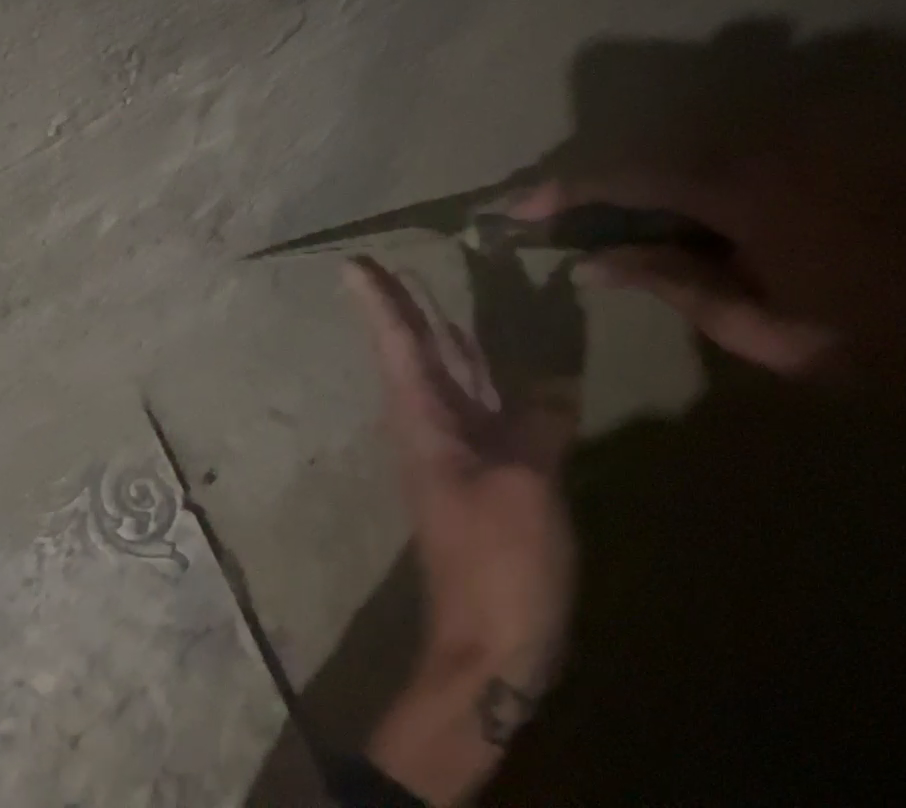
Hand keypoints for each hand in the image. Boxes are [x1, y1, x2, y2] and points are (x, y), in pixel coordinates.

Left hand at [344, 257, 579, 804]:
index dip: (381, 302)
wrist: (491, 642)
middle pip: (417, 354)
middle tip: (387, 265)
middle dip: (404, 309)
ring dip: (439, 336)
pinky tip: (501, 365)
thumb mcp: (526, 487)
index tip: (353, 264)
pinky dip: (485, 380)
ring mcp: (457, 453)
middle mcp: (433, 429)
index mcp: (426, 423)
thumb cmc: (499, 562)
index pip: (400, 345)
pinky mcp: (486, 477)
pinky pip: (482, 411)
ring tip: (435, 294)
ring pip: (446, 379)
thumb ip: (538, 426)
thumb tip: (552, 385)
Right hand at [510, 94, 905, 448]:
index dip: (565, 188)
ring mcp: (825, 127)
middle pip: (662, 140)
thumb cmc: (888, 343)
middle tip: (571, 212)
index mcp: (749, 193)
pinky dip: (716, 156)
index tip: (517, 206)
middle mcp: (781, 141)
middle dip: (609, 174)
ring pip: (709, 127)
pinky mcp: (858, 130)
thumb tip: (589, 262)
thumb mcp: (766, 332)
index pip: (630, 176)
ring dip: (661, 165)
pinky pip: (760, 128)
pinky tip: (712, 198)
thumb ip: (674, 285)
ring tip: (637, 209)